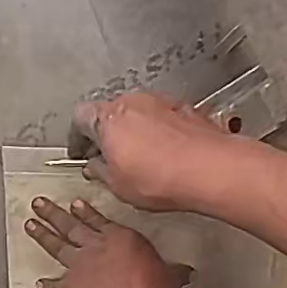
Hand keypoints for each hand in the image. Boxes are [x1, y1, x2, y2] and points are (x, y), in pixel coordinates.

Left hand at [26, 196, 190, 287]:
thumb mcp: (170, 280)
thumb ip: (173, 273)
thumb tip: (184, 272)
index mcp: (122, 238)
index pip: (101, 218)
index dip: (87, 211)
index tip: (76, 203)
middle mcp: (96, 247)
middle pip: (71, 225)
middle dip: (53, 212)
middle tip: (39, 203)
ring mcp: (80, 266)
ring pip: (57, 245)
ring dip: (42, 234)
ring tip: (30, 224)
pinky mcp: (70, 287)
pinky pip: (55, 285)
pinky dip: (48, 284)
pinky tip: (40, 283)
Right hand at [71, 92, 248, 212]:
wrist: (208, 169)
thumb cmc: (161, 178)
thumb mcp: (117, 185)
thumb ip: (100, 171)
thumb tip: (95, 167)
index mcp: (108, 118)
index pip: (80, 118)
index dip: (78, 137)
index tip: (81, 152)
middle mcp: (133, 102)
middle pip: (110, 113)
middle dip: (107, 134)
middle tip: (108, 158)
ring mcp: (161, 102)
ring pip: (137, 113)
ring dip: (134, 132)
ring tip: (139, 160)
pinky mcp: (184, 109)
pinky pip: (162, 118)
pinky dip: (158, 132)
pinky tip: (163, 155)